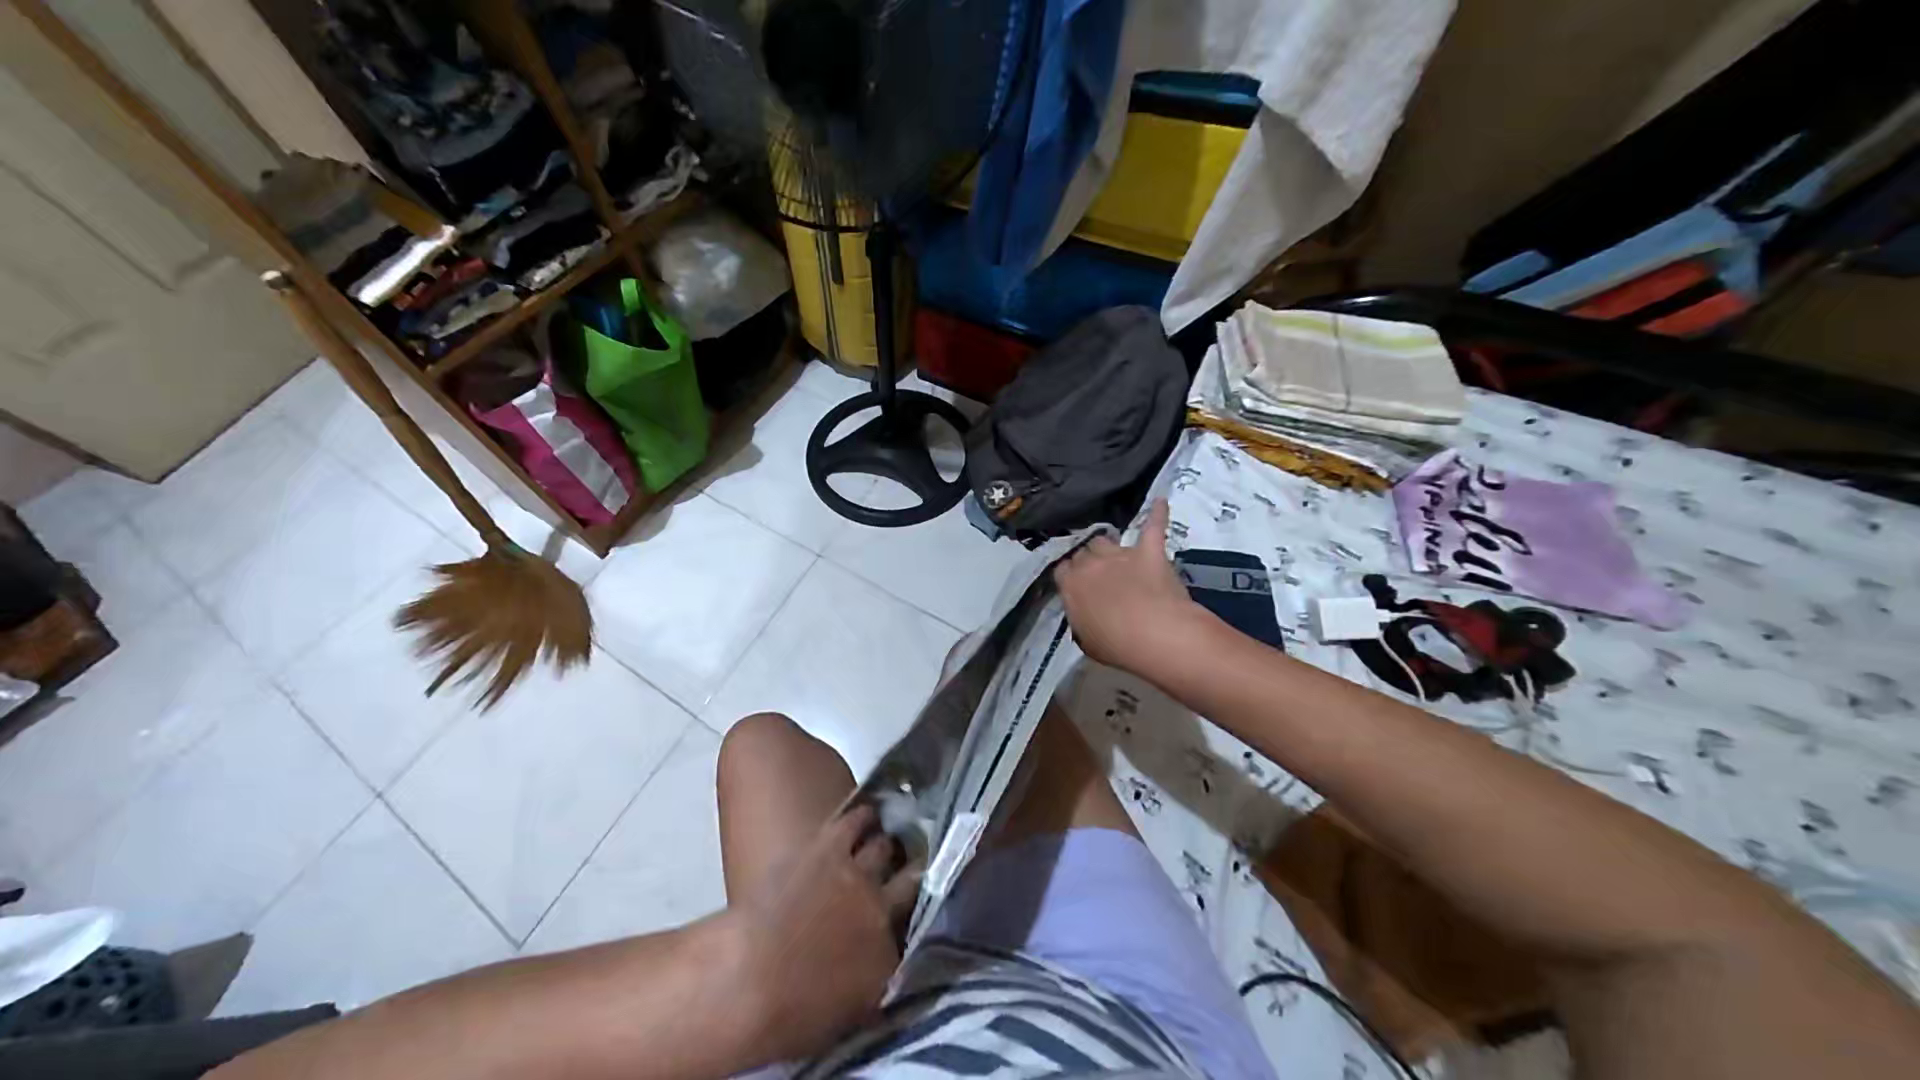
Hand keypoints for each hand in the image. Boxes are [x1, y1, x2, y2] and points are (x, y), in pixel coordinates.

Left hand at [724, 803, 918, 1062]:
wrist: (751, 978)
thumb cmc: (788, 1013)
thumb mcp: (846, 1013)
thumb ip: (870, 985)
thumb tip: (877, 969)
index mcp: (888, 961)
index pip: (912, 933)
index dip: (912, 918)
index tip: (910, 911)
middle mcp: (882, 911)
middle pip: (910, 881)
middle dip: (913, 872)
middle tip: (916, 863)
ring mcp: (858, 874)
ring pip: (883, 848)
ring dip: (886, 844)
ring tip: (891, 835)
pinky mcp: (829, 846)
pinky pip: (855, 821)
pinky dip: (863, 816)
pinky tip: (867, 811)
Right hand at [1054, 498, 1210, 675]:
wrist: (1155, 635)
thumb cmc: (1116, 646)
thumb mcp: (1086, 640)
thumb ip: (1081, 618)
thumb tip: (1083, 612)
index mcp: (1071, 586)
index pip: (1062, 570)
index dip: (1070, 575)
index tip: (1076, 584)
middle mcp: (1091, 564)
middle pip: (1083, 551)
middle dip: (1088, 560)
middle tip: (1098, 574)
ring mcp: (1121, 554)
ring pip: (1106, 539)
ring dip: (1108, 546)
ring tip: (1115, 554)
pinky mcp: (1150, 551)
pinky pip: (1153, 525)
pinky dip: (1157, 513)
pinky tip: (1161, 501)